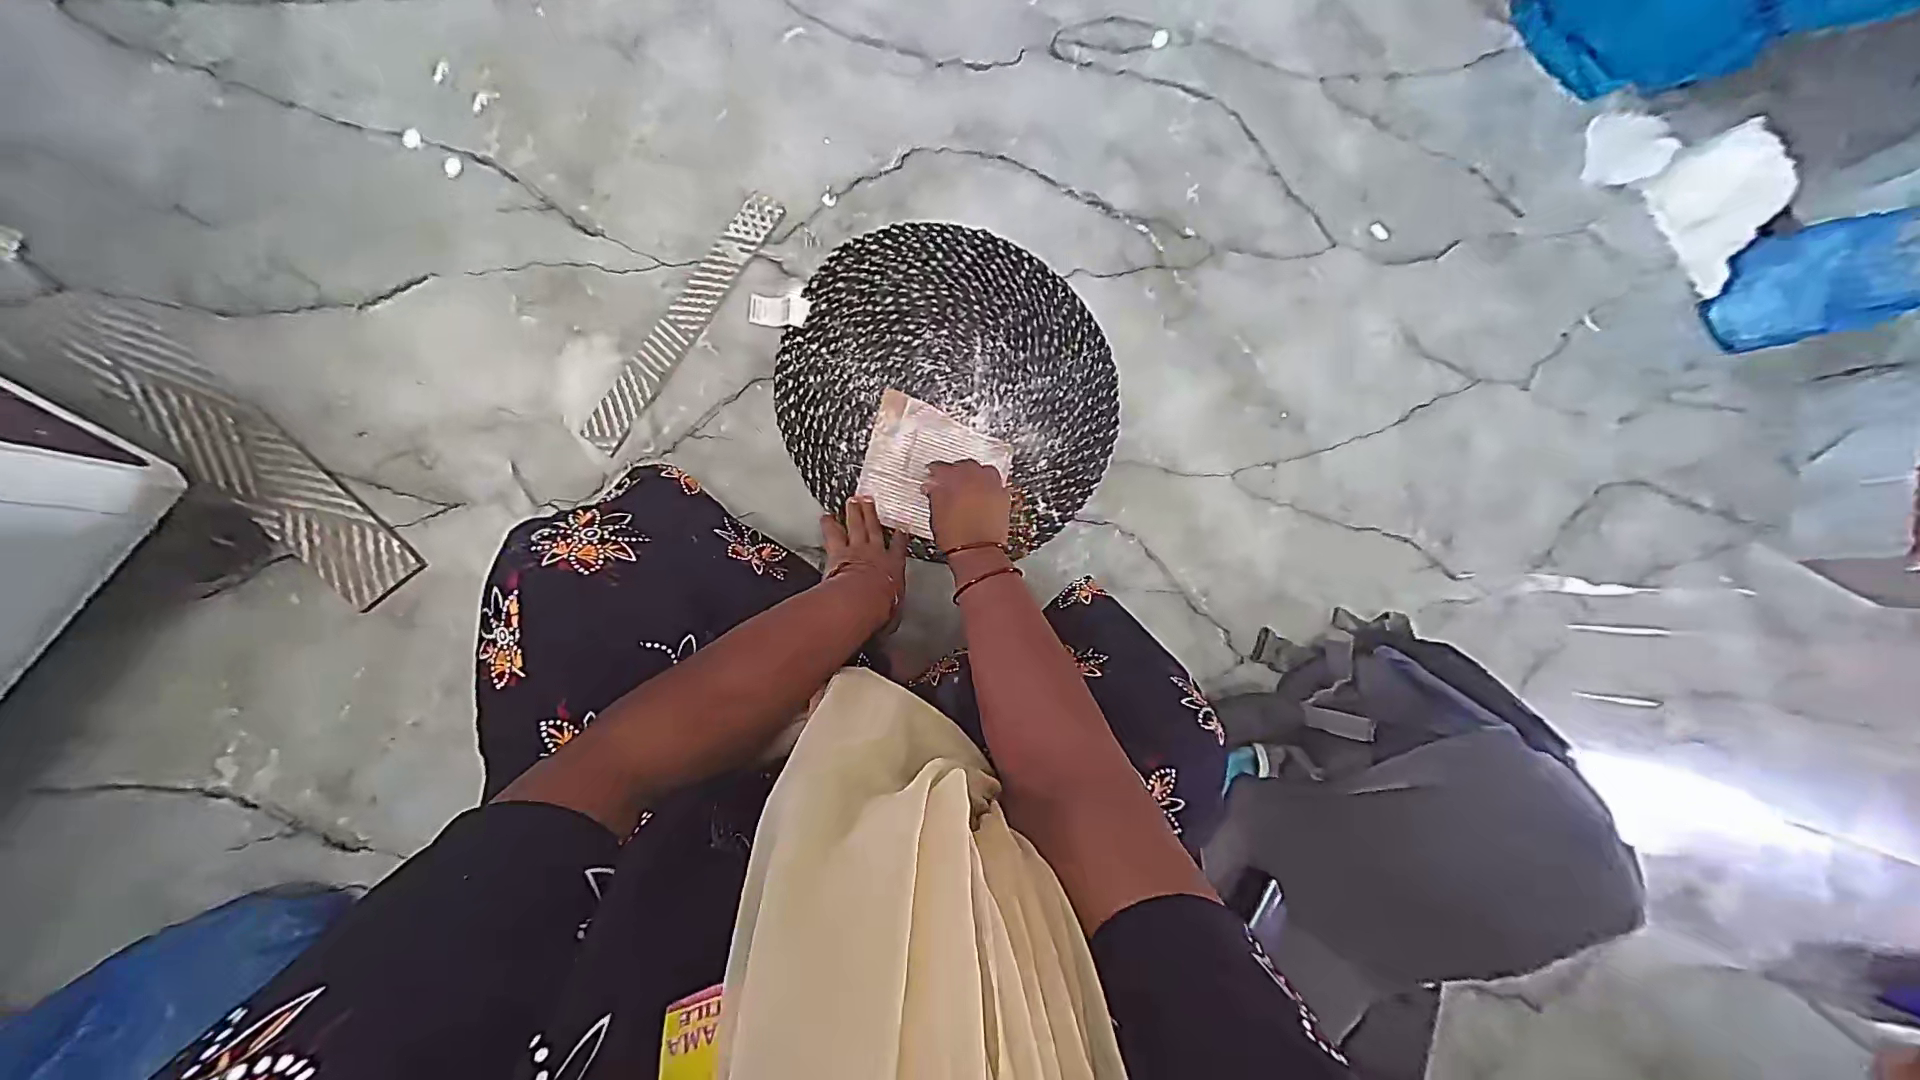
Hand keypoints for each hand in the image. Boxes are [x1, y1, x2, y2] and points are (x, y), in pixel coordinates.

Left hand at [821, 495, 907, 628]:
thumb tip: (888, 621)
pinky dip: (829, 524)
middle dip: (873, 514)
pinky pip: (833, 534)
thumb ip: (890, 609)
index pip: (899, 548)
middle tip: (870, 500)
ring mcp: (857, 549)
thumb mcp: (893, 611)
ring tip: (852, 500)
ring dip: (854, 512)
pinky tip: (825, 517)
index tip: (901, 527)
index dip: (900, 537)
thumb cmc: (882, 606)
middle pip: (875, 528)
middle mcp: (876, 552)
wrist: (864, 598)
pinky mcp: (839, 551)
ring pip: (856, 525)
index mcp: (894, 566)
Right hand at [923, 460, 1010, 551]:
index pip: (942, 468)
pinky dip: (990, 486)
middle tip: (949, 478)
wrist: (977, 552)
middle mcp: (976, 479)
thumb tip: (932, 486)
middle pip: (966, 465)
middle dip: (957, 470)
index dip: (935, 470)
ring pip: (985, 471)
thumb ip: (935, 494)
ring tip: (969, 483)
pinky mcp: (1004, 498)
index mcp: (956, 480)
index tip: (932, 474)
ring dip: (976, 474)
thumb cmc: (956, 537)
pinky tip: (983, 493)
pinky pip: (997, 485)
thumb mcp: (936, 513)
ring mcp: (992, 487)